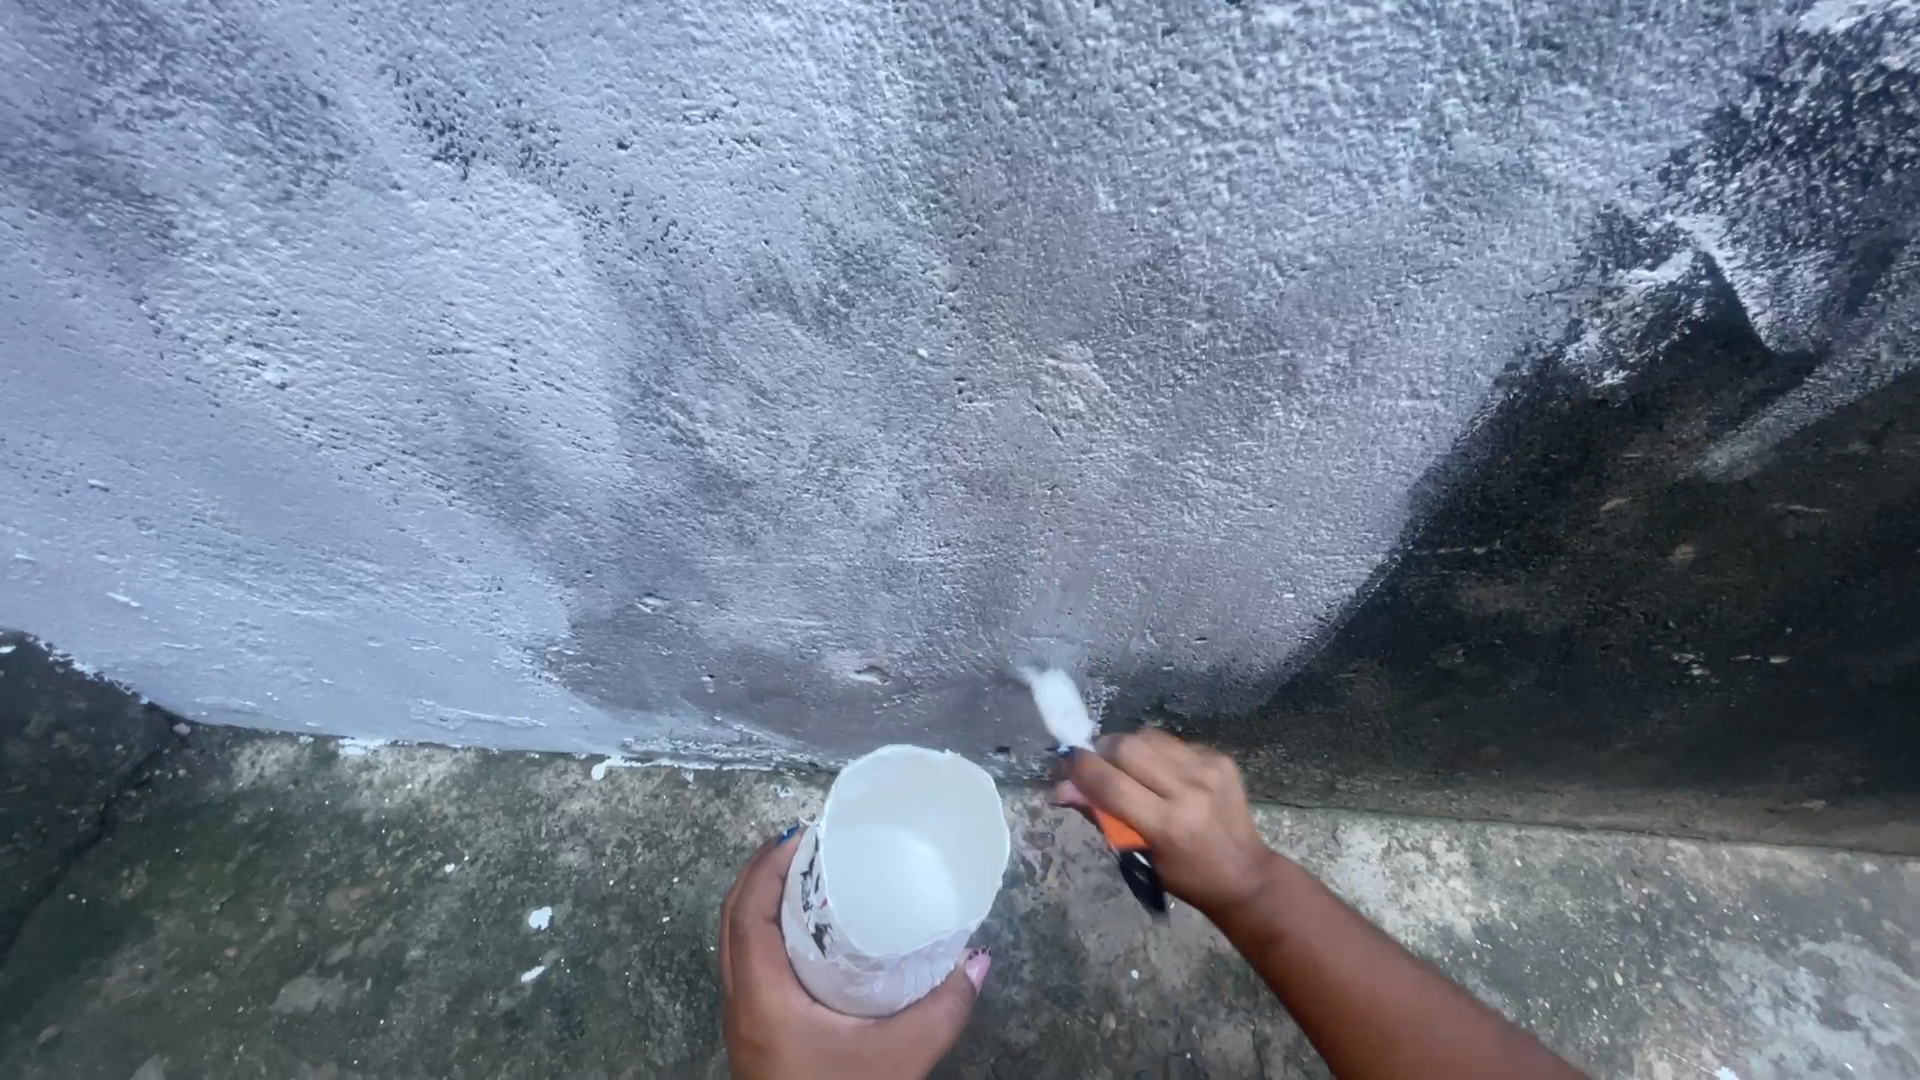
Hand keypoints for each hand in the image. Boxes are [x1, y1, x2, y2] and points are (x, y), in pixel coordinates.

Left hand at [719, 831, 991, 1079]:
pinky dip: (765, 928)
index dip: (766, 866)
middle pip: (733, 917)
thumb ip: (941, 1009)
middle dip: (762, 871)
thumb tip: (979, 960)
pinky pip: (747, 960)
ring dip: (760, 899)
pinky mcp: (754, 1030)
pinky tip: (805, 929)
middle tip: (806, 844)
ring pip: (736, 940)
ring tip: (805, 875)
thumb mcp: (897, 1060)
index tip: (802, 834)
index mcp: (760, 997)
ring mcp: (742, 1018)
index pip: (746, 913)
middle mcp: (740, 1001)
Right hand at [1057, 731, 1280, 920]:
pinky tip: (1164, 773)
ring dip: (1129, 747)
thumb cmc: (1185, 875)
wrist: (1245, 874)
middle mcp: (1188, 791)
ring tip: (1131, 768)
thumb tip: (1061, 789)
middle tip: (1100, 765)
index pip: (1109, 784)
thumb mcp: (1138, 857)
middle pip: (1126, 747)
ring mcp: (1208, 770)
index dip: (1081, 769)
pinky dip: (1158, 752)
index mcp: (1166, 824)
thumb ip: (1100, 816)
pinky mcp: (1220, 758)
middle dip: (1103, 751)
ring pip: (1148, 736)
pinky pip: (1173, 742)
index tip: (1067, 764)